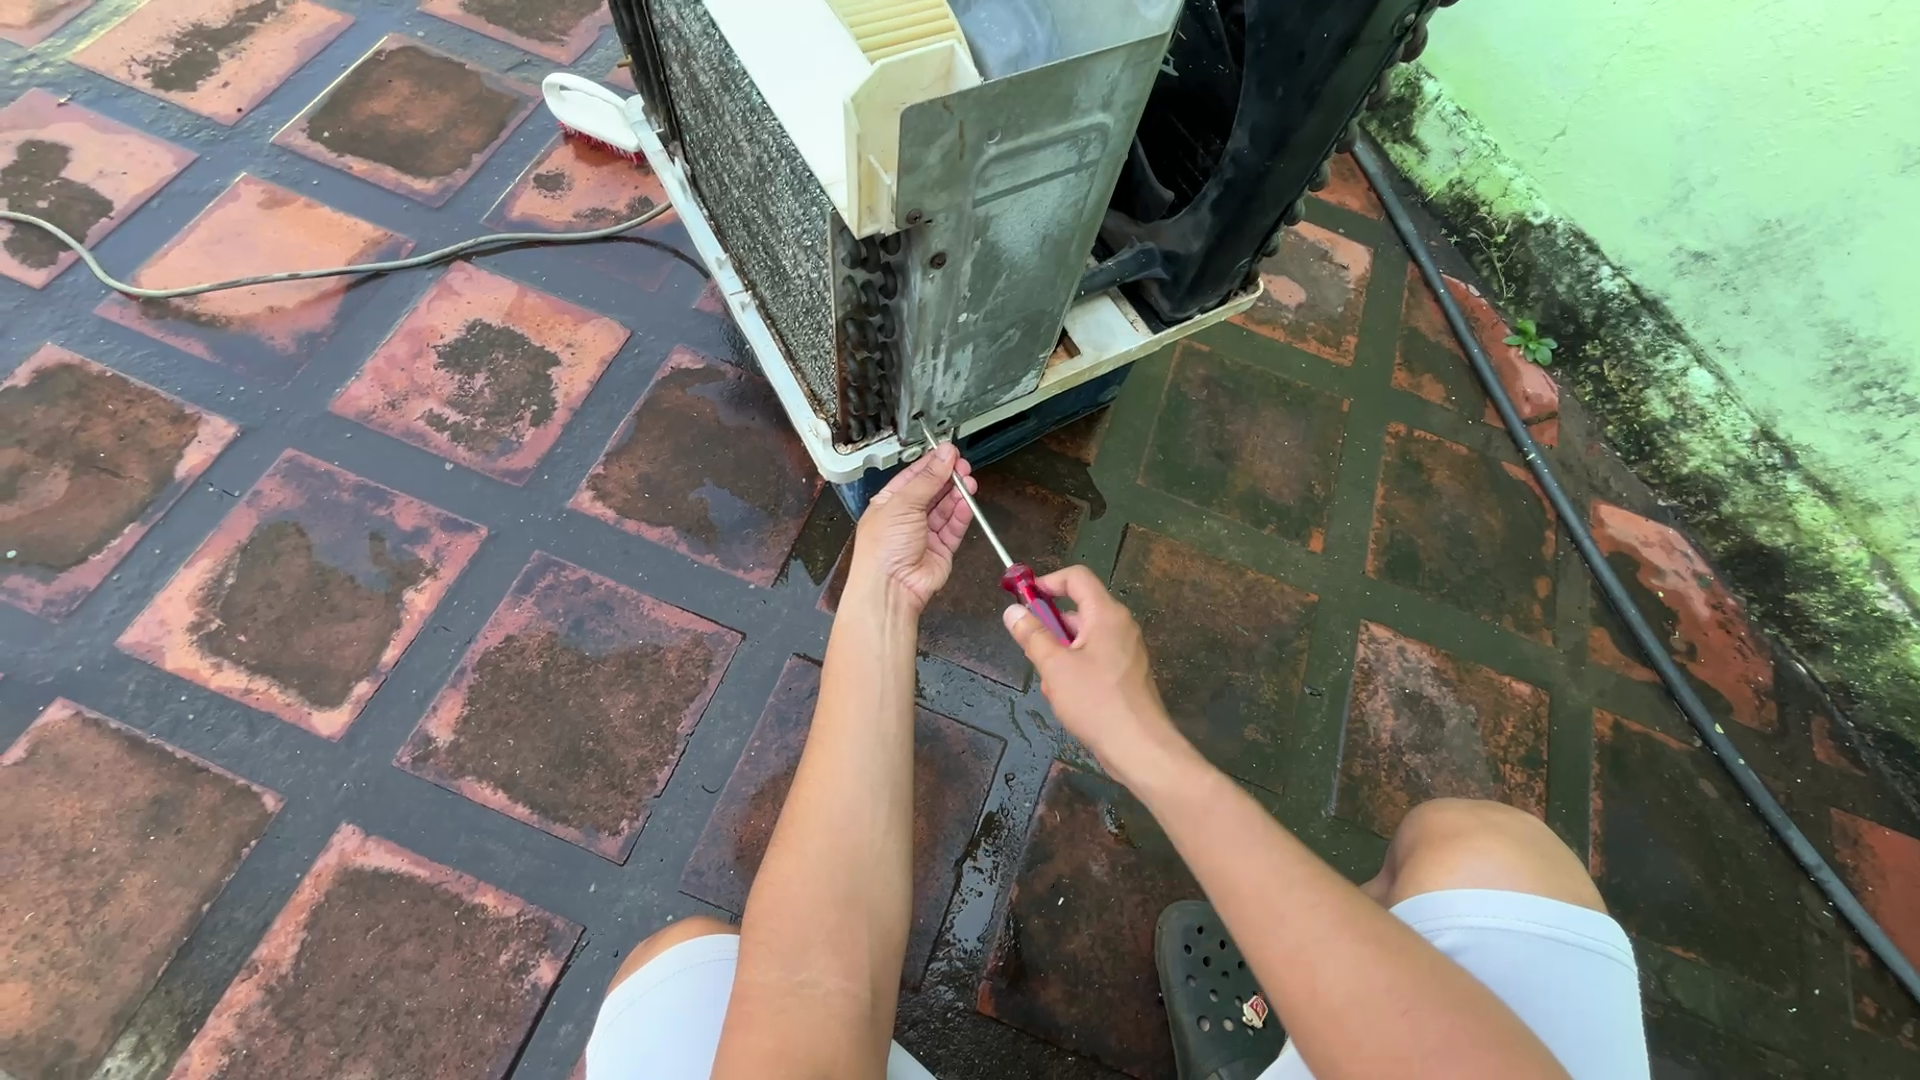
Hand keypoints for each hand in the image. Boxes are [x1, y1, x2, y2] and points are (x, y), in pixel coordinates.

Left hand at [848, 443, 975, 614]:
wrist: (891, 587)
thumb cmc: (882, 549)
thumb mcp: (903, 503)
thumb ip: (928, 479)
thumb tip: (944, 455)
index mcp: (889, 504)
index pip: (913, 477)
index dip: (931, 464)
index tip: (948, 452)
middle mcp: (905, 518)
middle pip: (931, 492)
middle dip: (947, 477)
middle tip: (962, 465)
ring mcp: (923, 534)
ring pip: (945, 508)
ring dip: (957, 494)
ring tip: (969, 481)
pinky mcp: (940, 550)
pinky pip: (954, 527)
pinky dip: (961, 514)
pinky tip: (967, 501)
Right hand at [1002, 566, 1191, 787]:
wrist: (1139, 747)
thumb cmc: (1096, 701)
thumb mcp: (1054, 667)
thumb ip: (1032, 635)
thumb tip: (1012, 611)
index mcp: (1106, 614)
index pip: (1077, 577)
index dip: (1048, 581)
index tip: (1024, 598)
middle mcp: (1120, 625)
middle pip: (1079, 609)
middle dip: (1050, 626)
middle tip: (1034, 652)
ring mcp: (1126, 650)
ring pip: (1084, 637)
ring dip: (1060, 653)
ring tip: (1051, 684)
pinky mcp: (1127, 672)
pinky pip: (1095, 657)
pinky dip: (1076, 667)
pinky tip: (1066, 697)